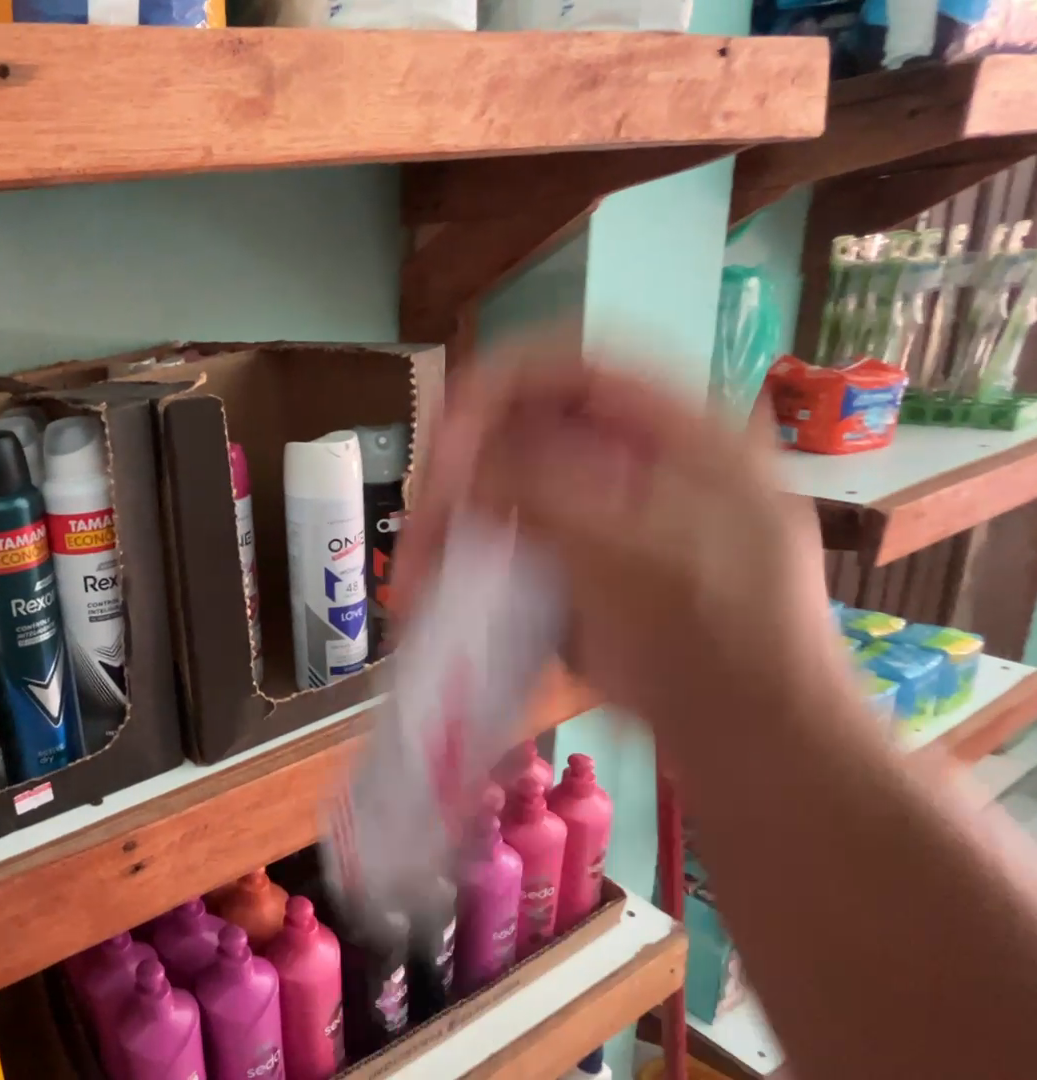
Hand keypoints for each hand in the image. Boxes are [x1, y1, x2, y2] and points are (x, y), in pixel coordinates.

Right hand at [386, 341, 846, 743]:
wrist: (751, 739)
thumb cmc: (715, 644)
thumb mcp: (632, 559)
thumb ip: (546, 496)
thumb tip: (460, 463)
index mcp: (679, 437)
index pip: (576, 370)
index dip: (501, 386)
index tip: (446, 436)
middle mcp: (634, 463)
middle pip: (522, 429)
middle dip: (460, 471)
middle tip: (426, 520)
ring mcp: (601, 513)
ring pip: (499, 488)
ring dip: (449, 525)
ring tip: (419, 579)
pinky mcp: (575, 560)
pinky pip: (501, 537)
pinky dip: (463, 558)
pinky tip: (437, 590)